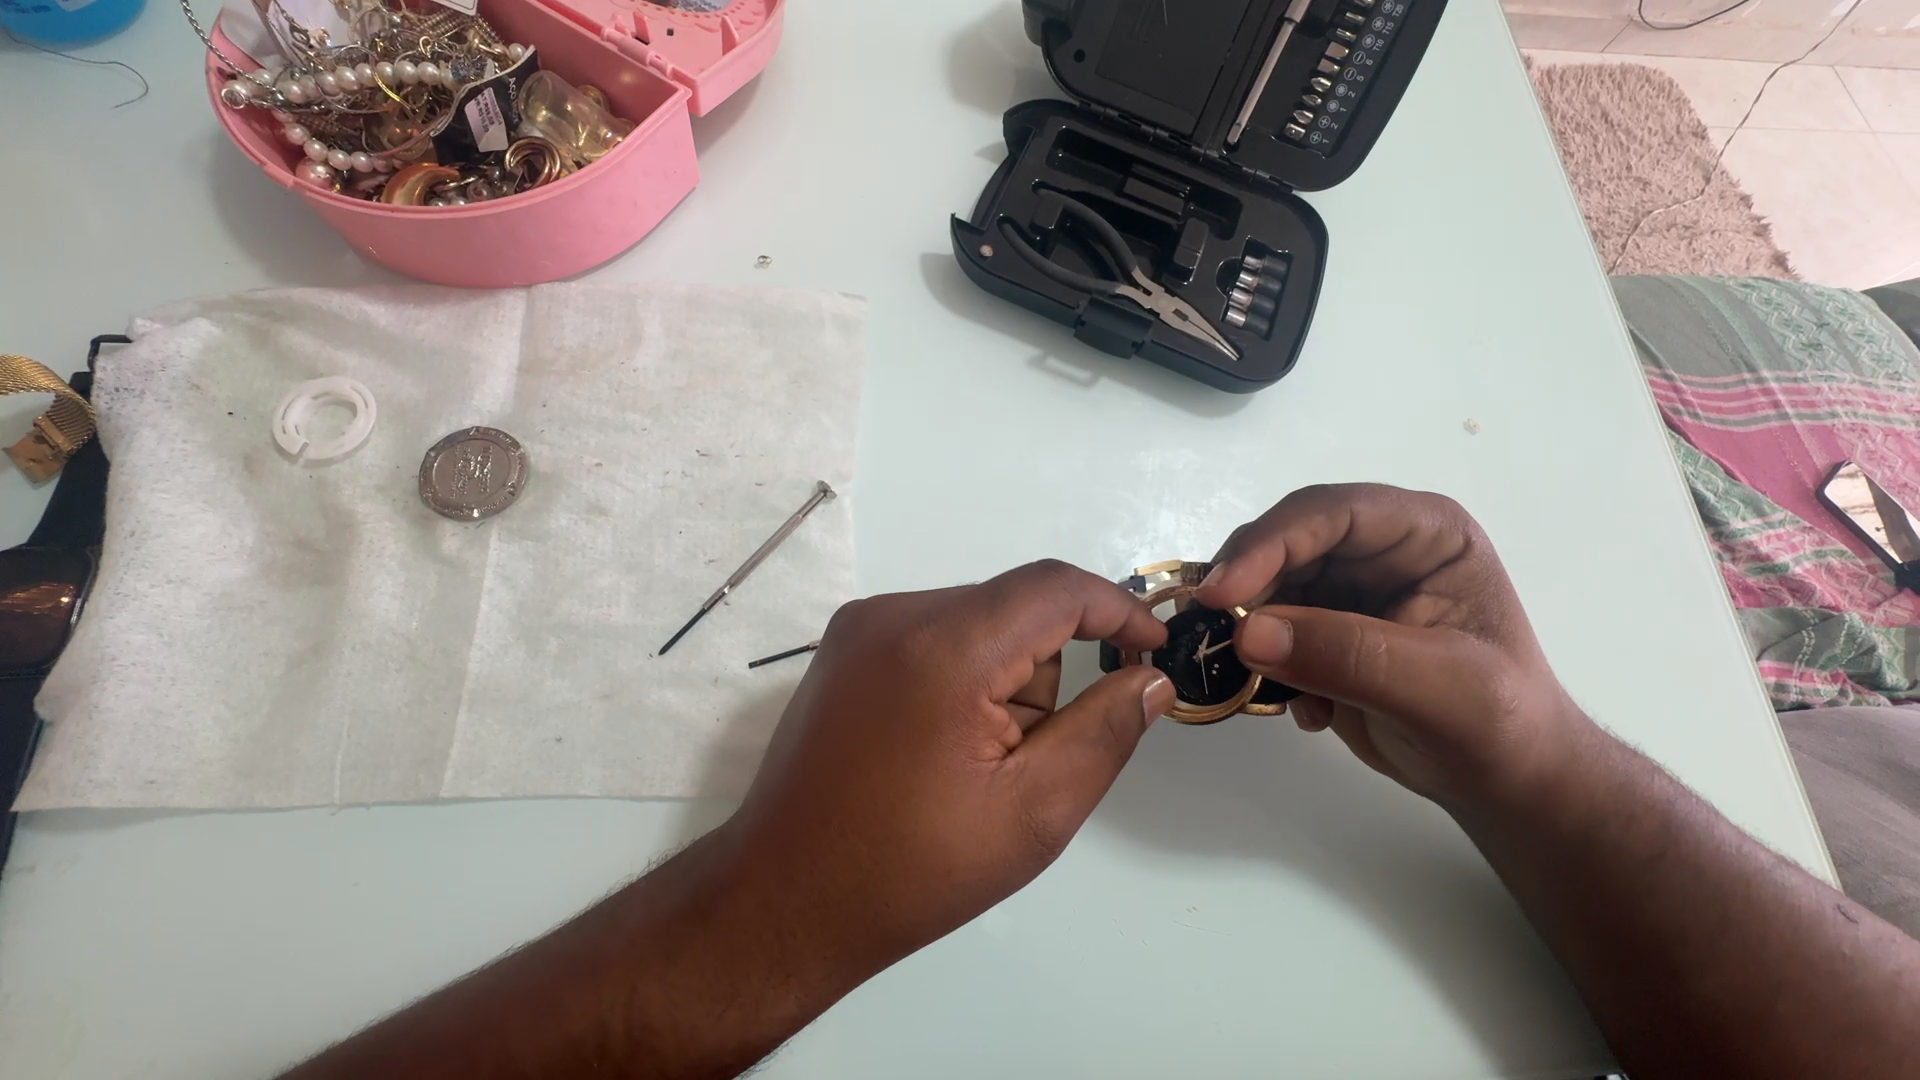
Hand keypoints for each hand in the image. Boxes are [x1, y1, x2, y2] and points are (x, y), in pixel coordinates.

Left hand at [720, 560, 1174, 988]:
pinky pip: (936, 636)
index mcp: (943, 646)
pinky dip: (962, 676)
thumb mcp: (1033, 813)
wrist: (782, 899)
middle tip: (1022, 760)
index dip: (1116, 607)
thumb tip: (1150, 677)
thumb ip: (1104, 732)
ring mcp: (861, 625)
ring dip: (1001, 680)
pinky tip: (934, 746)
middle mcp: (895, 613)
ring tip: (968, 764)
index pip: (1053, 588)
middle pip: (1014, 609)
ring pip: (977, 623)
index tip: (1155, 647)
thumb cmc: (911, 870)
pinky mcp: (844, 646)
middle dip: (1044, 673)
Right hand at [1196, 484, 1593, 811]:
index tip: (1219, 595)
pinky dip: (1259, 663)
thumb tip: (1246, 633)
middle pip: (1283, 543)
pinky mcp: (1318, 627)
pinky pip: (1261, 627)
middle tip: (1209, 633)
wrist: (1502, 781)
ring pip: (1261, 585)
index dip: (1268, 545)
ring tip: (1254, 681)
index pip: (1330, 514)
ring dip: (1246, 632)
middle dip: (1243, 587)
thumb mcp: (1438, 690)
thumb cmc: (1497, 726)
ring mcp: (1344, 587)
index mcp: (1422, 533)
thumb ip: (1348, 655)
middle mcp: (1376, 548)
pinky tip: (1299, 708)